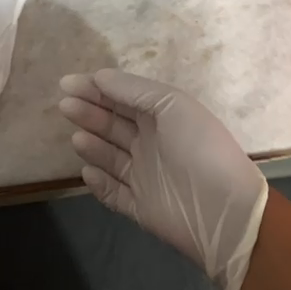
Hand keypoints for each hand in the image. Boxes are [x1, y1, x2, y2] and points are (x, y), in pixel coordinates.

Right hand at [59, 68, 267, 289]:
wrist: (225, 213)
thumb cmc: (199, 148)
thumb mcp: (171, 104)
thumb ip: (133, 89)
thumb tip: (99, 76)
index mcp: (162, 116)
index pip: (122, 97)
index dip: (95, 88)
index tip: (67, 83)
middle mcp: (152, 142)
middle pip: (112, 123)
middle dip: (88, 112)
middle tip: (65, 105)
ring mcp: (146, 176)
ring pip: (109, 156)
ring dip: (91, 144)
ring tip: (76, 137)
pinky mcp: (141, 207)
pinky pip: (113, 193)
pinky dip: (98, 183)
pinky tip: (86, 172)